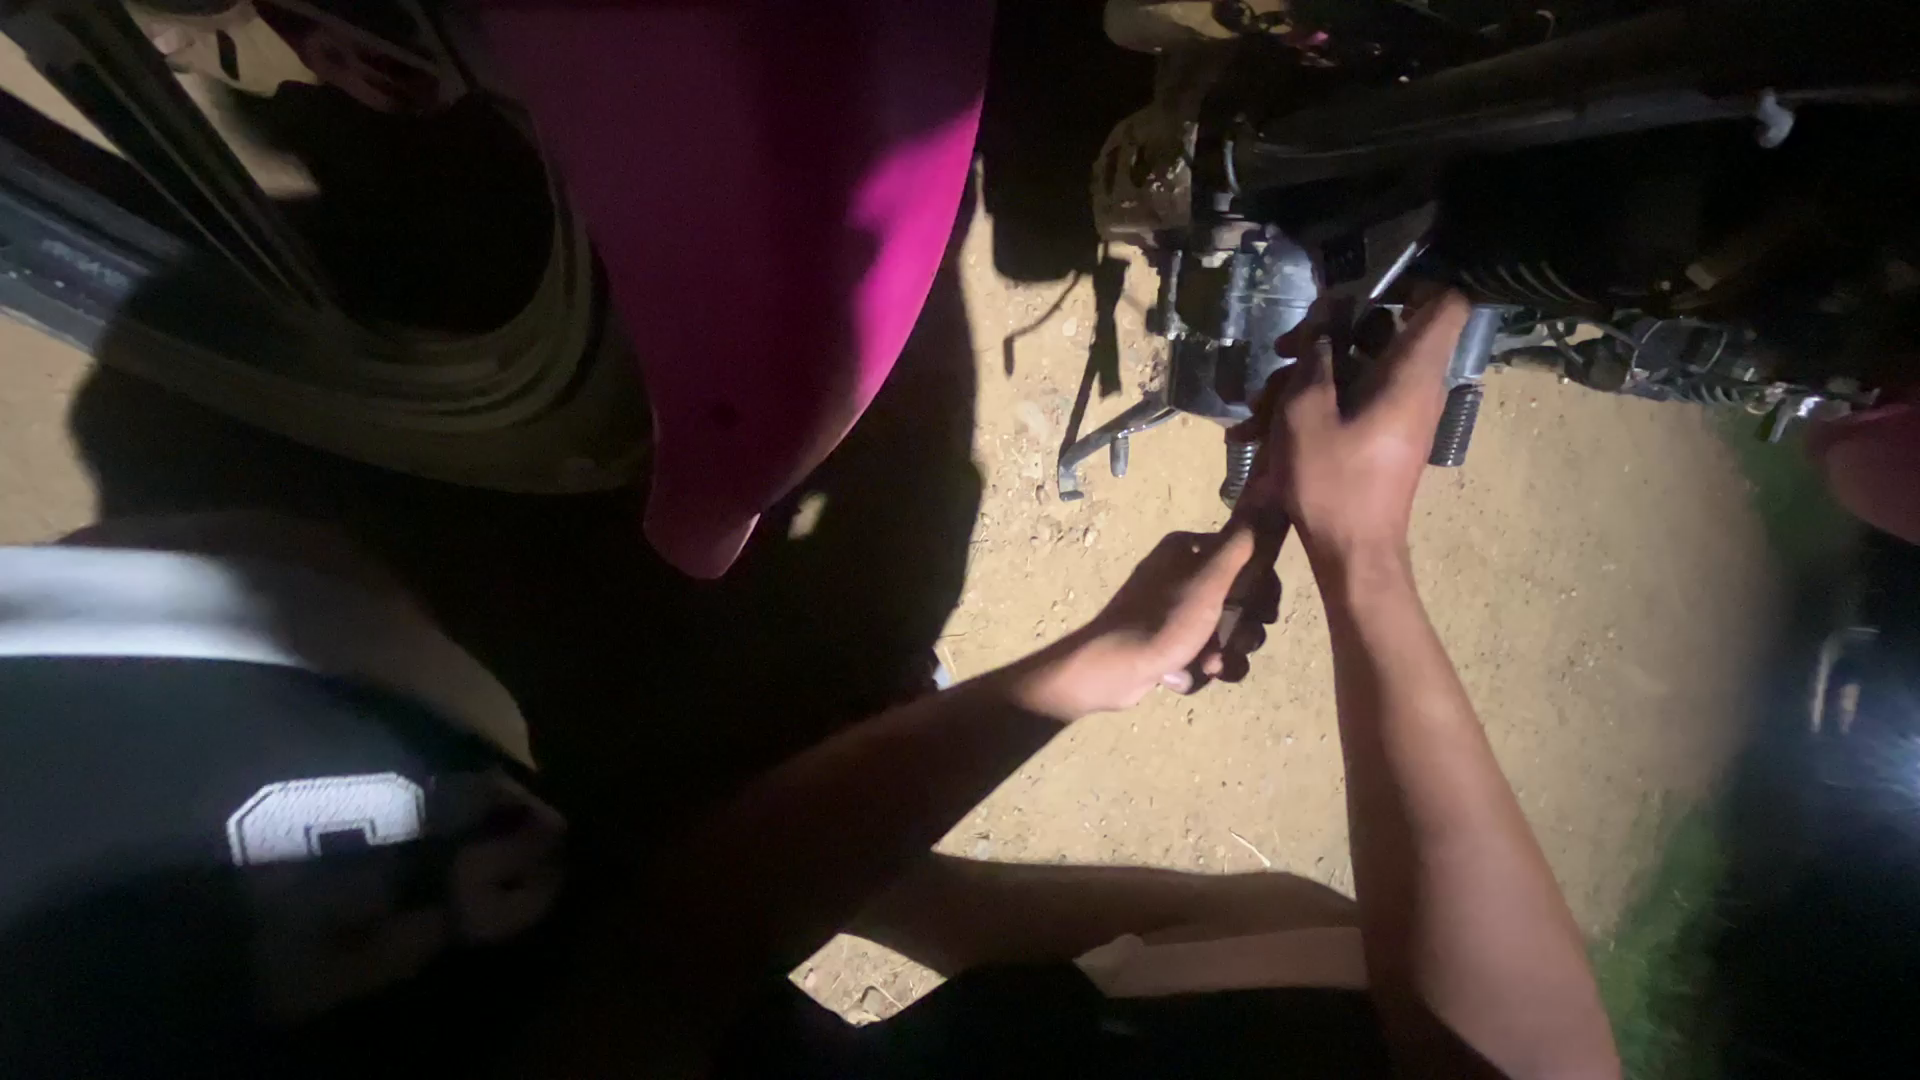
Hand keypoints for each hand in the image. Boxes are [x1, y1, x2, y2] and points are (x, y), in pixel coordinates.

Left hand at [1012, 529, 1257, 719]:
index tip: (1263, 611)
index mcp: (1187, 550)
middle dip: (1243, 629)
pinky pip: (1204, 654)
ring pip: (1226, 632)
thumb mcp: (1210, 578)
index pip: (1247, 560)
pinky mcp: (1167, 642)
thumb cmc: (1165, 619)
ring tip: (1210, 664)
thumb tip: (1269, 492)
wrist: (1115, 668)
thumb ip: (1242, 542)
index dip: (1262, 589)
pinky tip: (1187, 673)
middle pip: (1240, 601)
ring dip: (1225, 653)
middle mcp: (1180, 575)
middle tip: (1235, 641)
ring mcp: (1173, 611)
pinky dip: (1201, 667)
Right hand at [1244, 289, 1469, 562]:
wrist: (1352, 553)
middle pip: (1381, 336)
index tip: (1355, 294)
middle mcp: (1412, 388)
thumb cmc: (1333, 484)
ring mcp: (1394, 415)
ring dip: (1301, 382)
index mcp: (1409, 375)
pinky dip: (1307, 411)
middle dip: (1325, 339)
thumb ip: (1314, 361)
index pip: (1442, 303)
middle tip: (1281, 352)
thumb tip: (1322, 322)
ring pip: (1353, 374)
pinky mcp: (1376, 438)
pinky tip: (1255, 436)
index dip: (1408, 285)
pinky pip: (1347, 406)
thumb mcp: (1306, 416)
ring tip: (1253, 410)